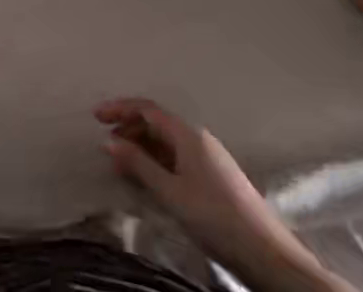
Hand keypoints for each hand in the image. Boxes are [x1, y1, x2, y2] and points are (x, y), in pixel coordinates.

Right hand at [95, 98, 356, 291]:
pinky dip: (156, 162)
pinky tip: (148, 180)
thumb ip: (139, 164)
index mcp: (188, 135)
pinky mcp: (214, 177)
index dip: (119, 108)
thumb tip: (109, 141)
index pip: (147, 109)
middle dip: (129, 129)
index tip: (95, 116)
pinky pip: (176, 157)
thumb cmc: (214, 216)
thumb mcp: (170, 192)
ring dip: (141, 148)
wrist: (267, 253)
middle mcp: (198, 139)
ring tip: (122, 165)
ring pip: (166, 142)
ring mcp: (208, 158)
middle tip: (107, 146)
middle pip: (157, 123)